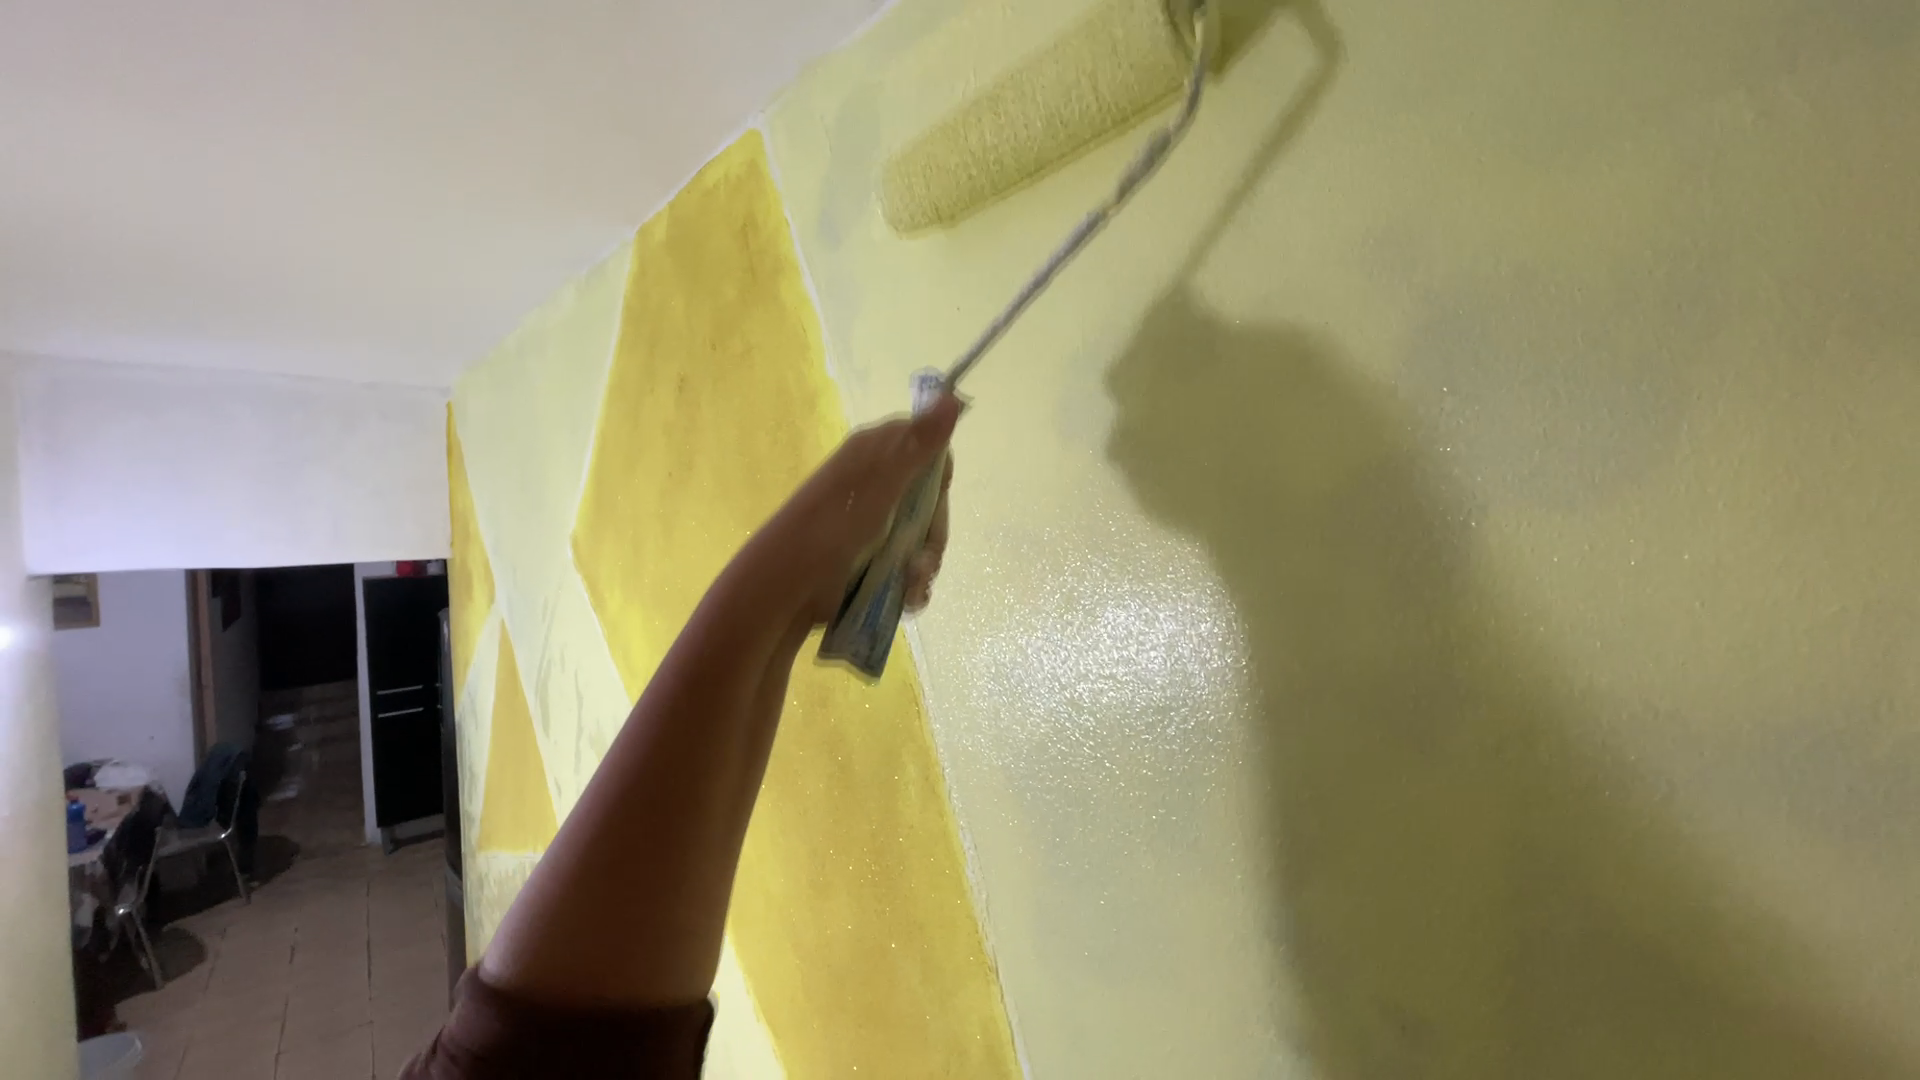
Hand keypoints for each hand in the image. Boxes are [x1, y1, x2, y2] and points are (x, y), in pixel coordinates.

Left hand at [741, 394, 960, 627]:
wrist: (791, 583)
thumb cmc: (835, 524)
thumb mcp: (882, 479)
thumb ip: (919, 442)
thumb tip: (950, 395)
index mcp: (876, 454)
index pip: (930, 452)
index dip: (940, 477)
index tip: (936, 496)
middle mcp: (877, 484)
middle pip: (931, 502)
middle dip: (933, 535)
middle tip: (921, 558)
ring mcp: (874, 524)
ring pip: (922, 539)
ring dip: (923, 567)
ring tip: (909, 585)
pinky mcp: (870, 557)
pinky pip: (907, 566)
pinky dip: (911, 585)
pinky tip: (906, 597)